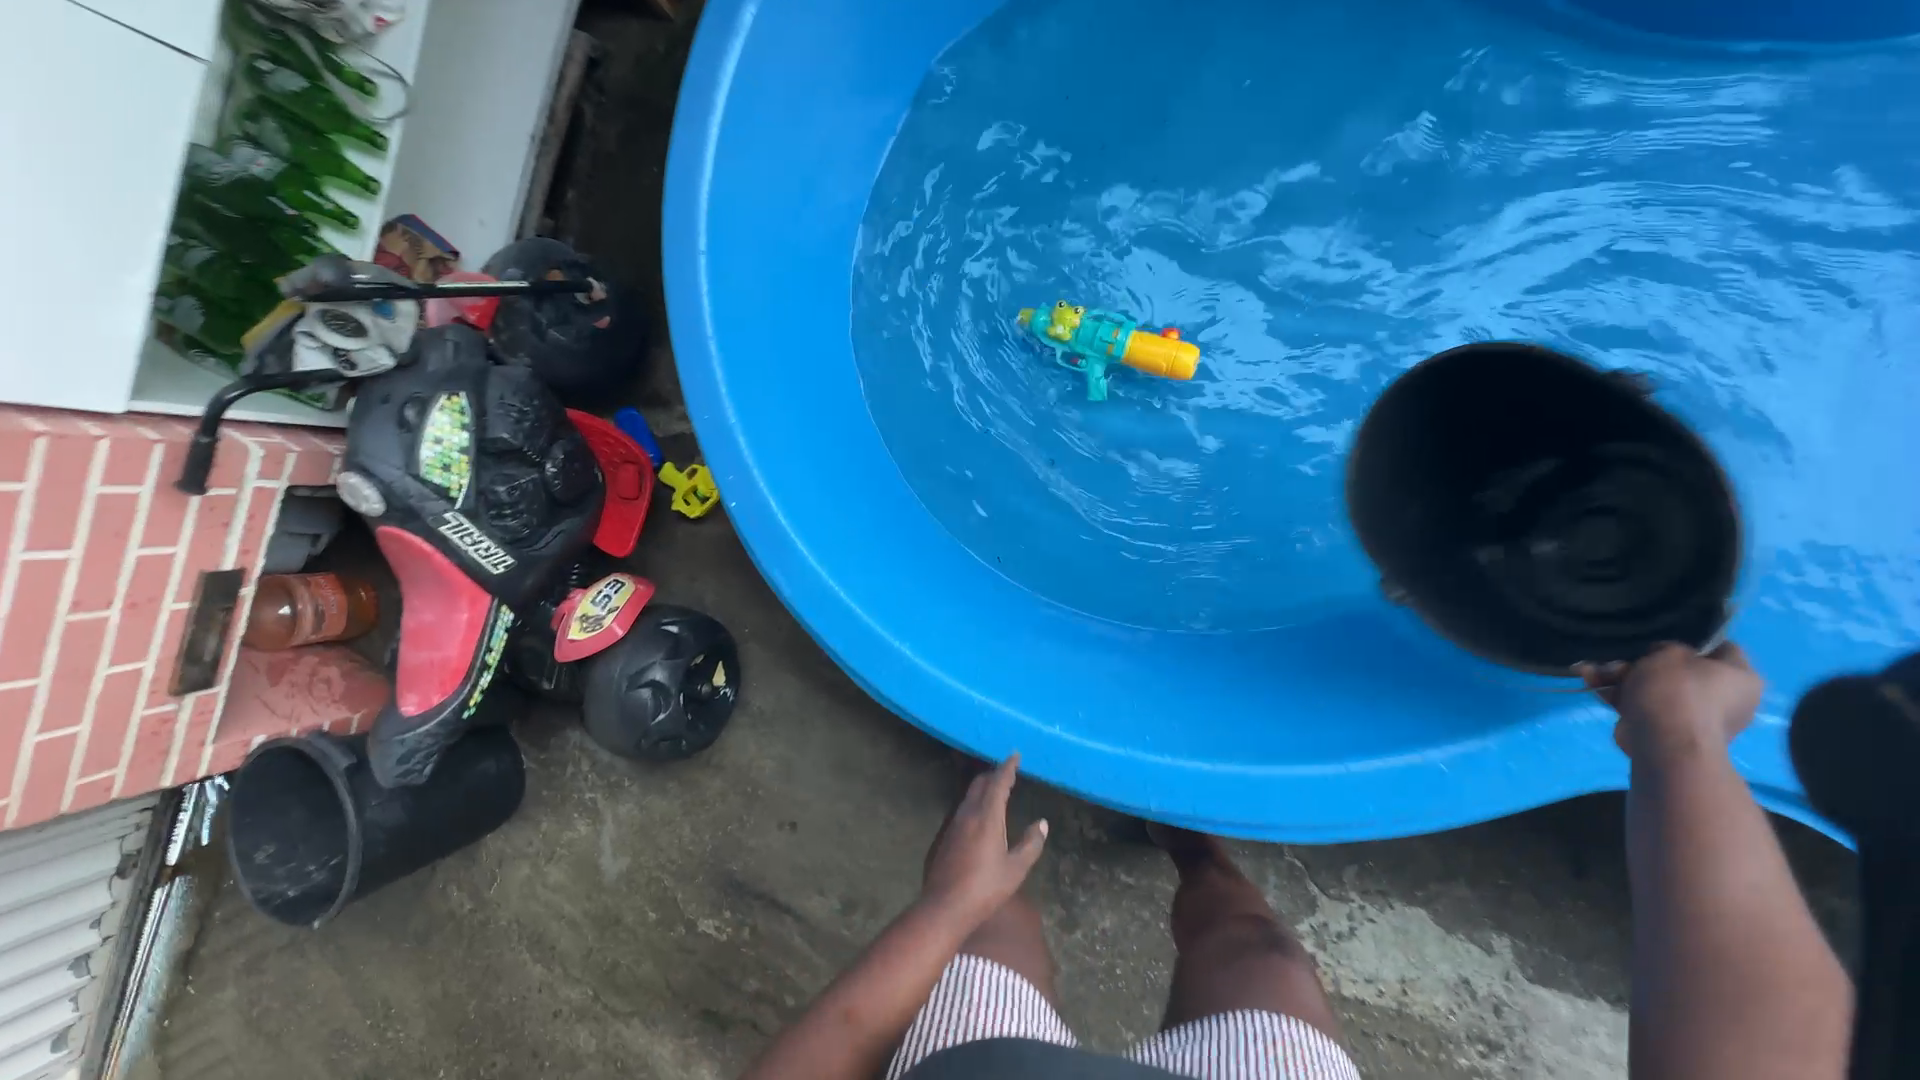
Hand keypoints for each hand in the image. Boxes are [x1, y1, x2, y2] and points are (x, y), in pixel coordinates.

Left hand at [920, 755, 1048, 926]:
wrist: (945, 907)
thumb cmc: (985, 888)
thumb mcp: (1016, 869)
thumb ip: (1030, 844)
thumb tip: (1041, 823)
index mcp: (987, 817)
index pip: (998, 783)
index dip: (1007, 767)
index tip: (1015, 755)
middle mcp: (968, 814)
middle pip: (980, 784)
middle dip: (994, 774)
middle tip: (1008, 771)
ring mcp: (954, 825)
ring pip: (969, 796)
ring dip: (983, 787)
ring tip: (996, 789)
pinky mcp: (946, 837)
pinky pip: (963, 808)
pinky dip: (975, 802)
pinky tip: (980, 815)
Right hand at [1579, 642, 1763, 761]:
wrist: (1664, 743)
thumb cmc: (1677, 691)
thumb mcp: (1670, 653)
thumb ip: (1667, 647)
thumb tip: (1662, 656)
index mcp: (1740, 676)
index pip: (1722, 648)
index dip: (1692, 640)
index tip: (1662, 639)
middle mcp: (1724, 697)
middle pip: (1678, 670)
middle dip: (1639, 662)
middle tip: (1616, 658)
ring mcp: (1694, 716)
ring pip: (1653, 687)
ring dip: (1619, 677)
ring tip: (1588, 672)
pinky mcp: (1667, 730)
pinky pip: (1642, 705)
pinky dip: (1618, 696)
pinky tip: (1591, 685)